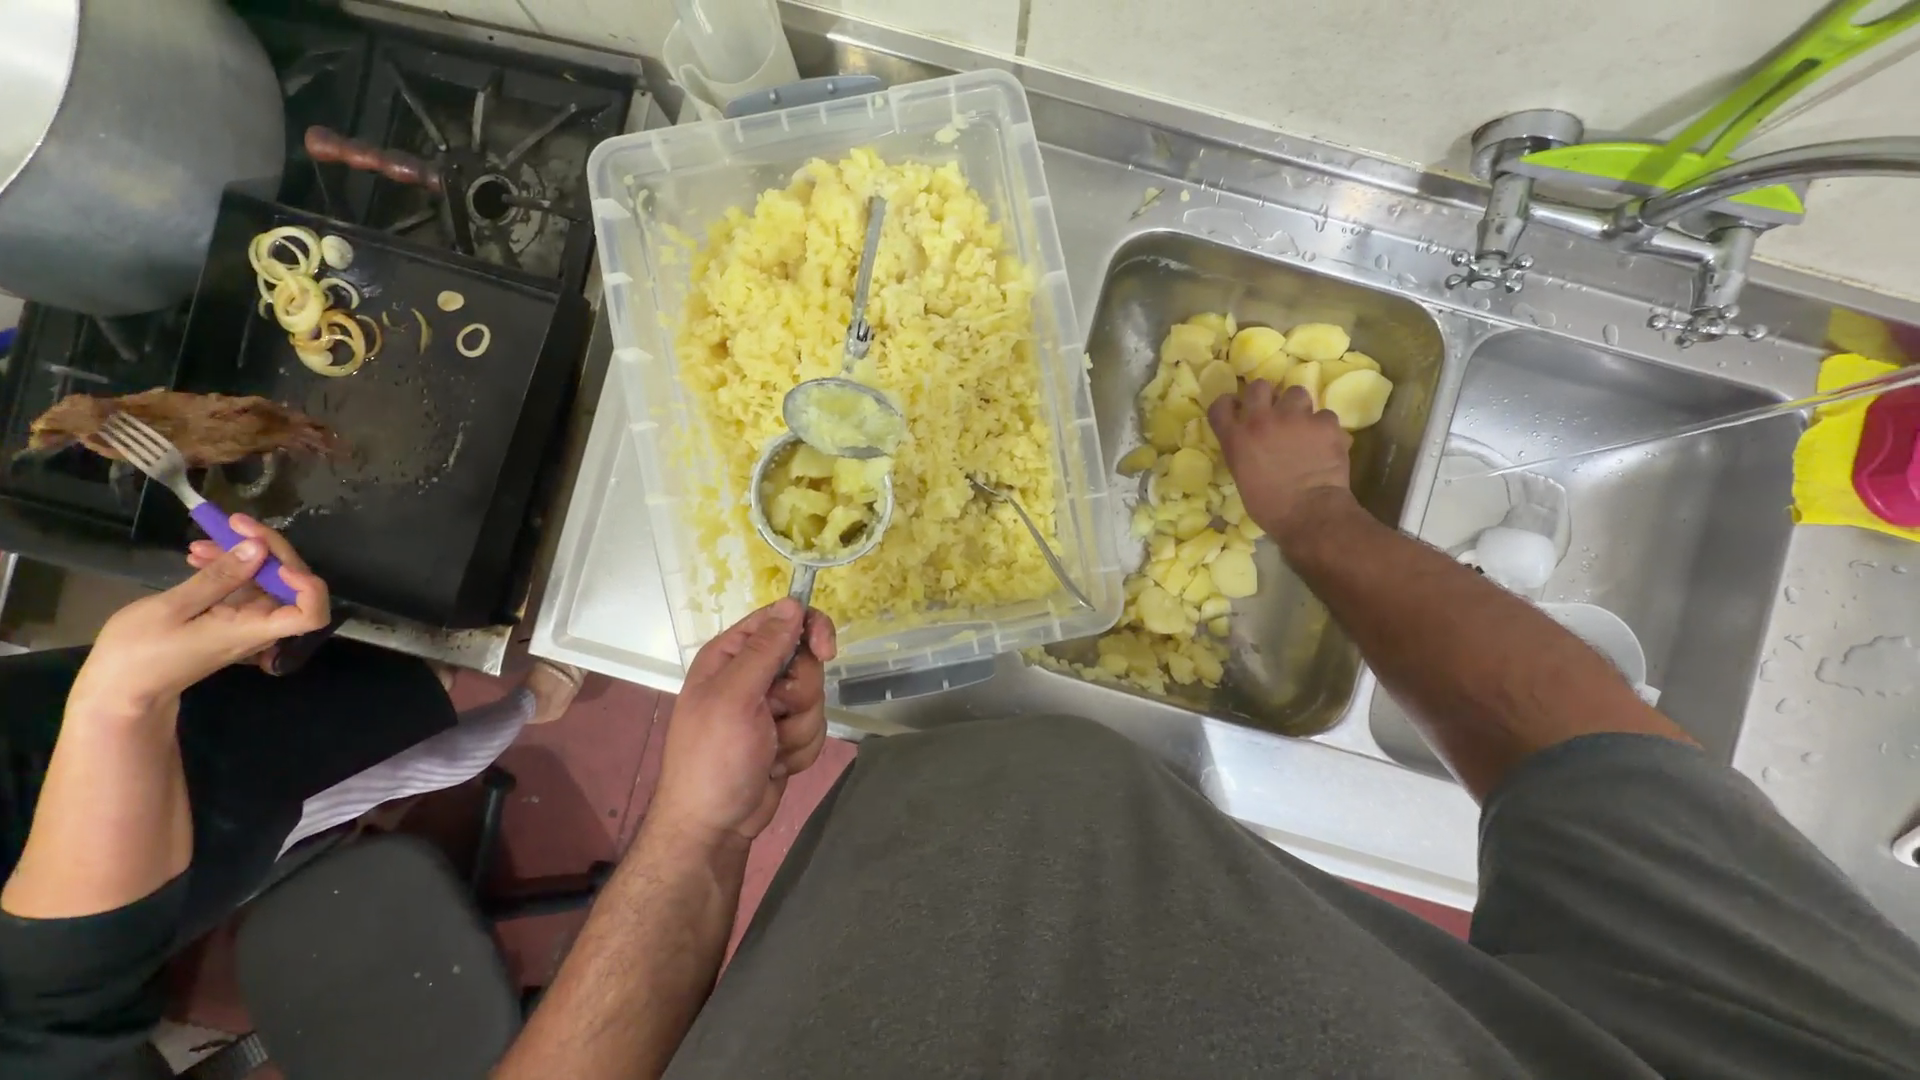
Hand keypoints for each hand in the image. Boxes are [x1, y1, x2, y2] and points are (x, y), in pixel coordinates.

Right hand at [71, 515, 329, 721]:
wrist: (122, 688)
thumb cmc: (139, 653)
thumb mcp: (172, 609)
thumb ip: (219, 579)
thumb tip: (258, 549)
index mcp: (256, 629)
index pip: (312, 613)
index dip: (308, 585)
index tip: (276, 558)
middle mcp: (263, 625)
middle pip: (291, 585)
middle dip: (267, 550)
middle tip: (232, 524)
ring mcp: (250, 621)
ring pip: (266, 581)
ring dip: (242, 556)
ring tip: (202, 541)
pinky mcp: (234, 617)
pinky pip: (245, 588)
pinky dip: (229, 570)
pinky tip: (199, 556)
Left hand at [650, 598, 836, 847]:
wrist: (715, 826)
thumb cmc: (714, 758)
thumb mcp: (735, 697)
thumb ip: (765, 649)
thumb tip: (793, 603)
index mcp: (731, 655)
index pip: (782, 619)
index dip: (809, 629)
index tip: (826, 651)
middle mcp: (751, 675)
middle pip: (807, 662)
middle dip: (800, 694)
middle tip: (774, 715)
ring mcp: (769, 708)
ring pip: (815, 699)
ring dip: (798, 729)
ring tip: (769, 748)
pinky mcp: (784, 735)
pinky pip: (814, 728)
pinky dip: (799, 750)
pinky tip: (775, 764)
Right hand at [1209, 380, 1354, 544]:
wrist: (1309, 514)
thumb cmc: (1268, 506)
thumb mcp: (1242, 475)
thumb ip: (1243, 450)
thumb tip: (1254, 443)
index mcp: (1236, 437)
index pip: (1221, 405)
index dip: (1230, 405)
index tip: (1237, 410)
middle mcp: (1261, 420)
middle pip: (1259, 386)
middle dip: (1266, 396)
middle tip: (1274, 413)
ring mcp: (1295, 418)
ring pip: (1296, 393)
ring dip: (1298, 407)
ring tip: (1303, 425)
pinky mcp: (1325, 423)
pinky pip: (1324, 416)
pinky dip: (1323, 428)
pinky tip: (1324, 443)